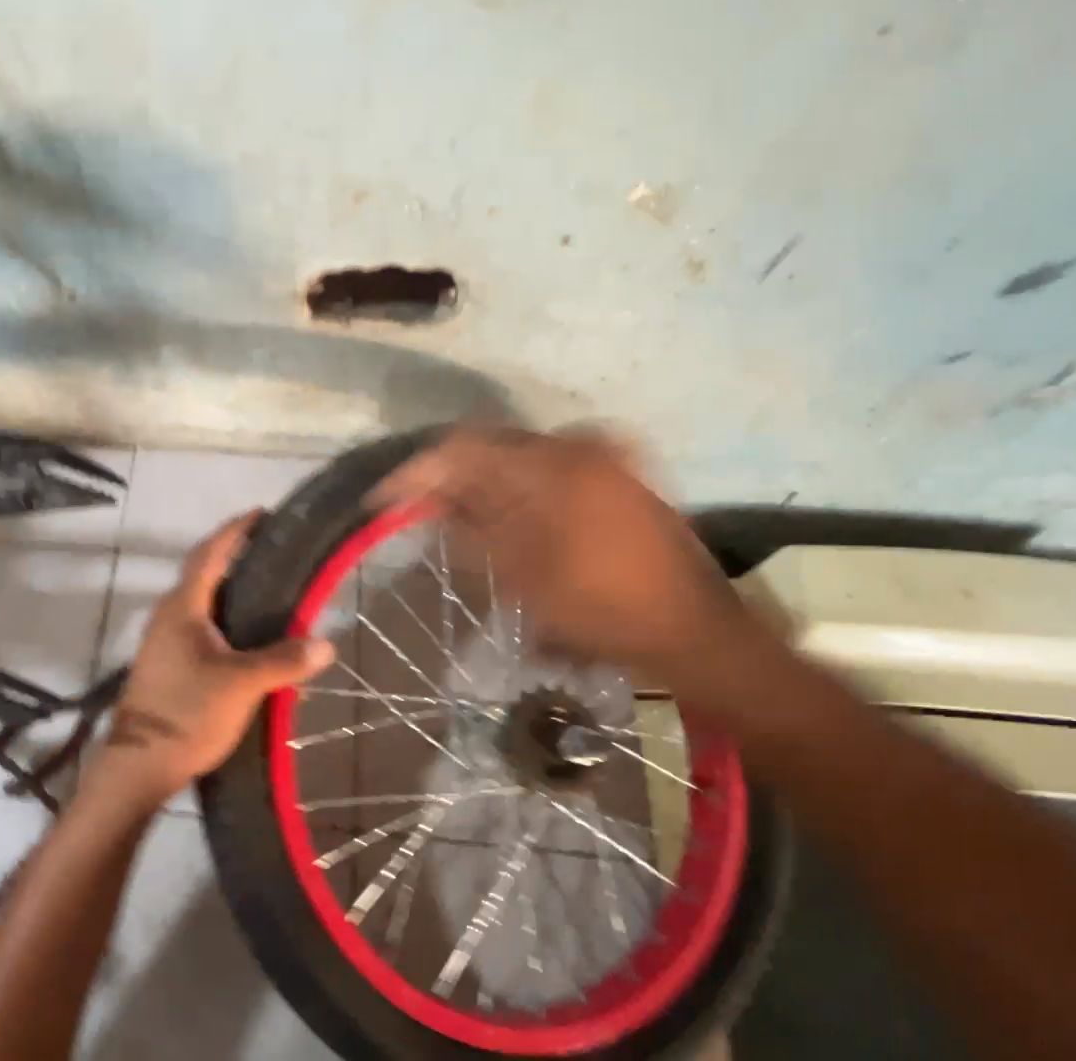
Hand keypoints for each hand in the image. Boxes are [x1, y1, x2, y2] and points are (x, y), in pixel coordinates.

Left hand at [89, 513, 334, 805]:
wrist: (140, 763)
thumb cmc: (188, 713)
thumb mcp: (242, 685)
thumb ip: (283, 661)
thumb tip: (326, 644)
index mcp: (183, 607)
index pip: (210, 553)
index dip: (235, 530)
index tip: (260, 513)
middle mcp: (168, 615)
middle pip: (203, 574)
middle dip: (235, 557)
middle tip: (274, 550)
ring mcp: (163, 640)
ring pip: (202, 603)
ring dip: (229, 590)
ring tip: (268, 589)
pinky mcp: (167, 664)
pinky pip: (200, 626)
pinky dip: (225, 619)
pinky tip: (247, 636)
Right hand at [368, 425, 757, 680]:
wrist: (692, 631)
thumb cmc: (601, 611)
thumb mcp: (520, 577)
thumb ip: (467, 529)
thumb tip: (426, 501)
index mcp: (553, 464)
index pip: (462, 448)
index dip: (415, 472)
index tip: (383, 502)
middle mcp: (580, 444)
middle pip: (491, 446)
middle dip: (448, 476)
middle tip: (417, 511)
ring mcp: (607, 456)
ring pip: (520, 456)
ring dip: (483, 481)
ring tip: (456, 516)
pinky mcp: (622, 473)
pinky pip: (551, 466)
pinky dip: (519, 485)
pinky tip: (508, 515)